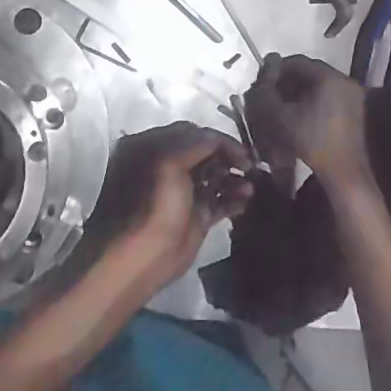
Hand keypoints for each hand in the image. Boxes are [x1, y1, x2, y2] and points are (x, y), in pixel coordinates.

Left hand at [98, 124, 251, 294]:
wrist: (141, 257)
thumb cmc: (152, 204)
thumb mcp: (169, 162)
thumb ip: (196, 144)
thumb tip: (223, 141)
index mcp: (151, 148)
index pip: (190, 133)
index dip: (217, 139)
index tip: (241, 149)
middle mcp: (166, 167)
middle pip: (204, 153)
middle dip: (227, 157)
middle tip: (249, 166)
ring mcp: (182, 193)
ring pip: (214, 176)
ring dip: (233, 178)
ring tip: (249, 186)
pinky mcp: (195, 217)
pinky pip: (219, 200)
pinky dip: (234, 198)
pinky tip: (247, 198)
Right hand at [244, 54, 371, 192]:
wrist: (344, 172)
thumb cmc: (312, 141)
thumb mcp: (281, 117)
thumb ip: (265, 94)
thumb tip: (259, 81)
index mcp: (329, 76)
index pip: (295, 62)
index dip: (275, 71)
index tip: (262, 86)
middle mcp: (344, 80)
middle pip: (308, 72)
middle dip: (286, 83)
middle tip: (271, 97)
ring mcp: (352, 95)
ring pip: (318, 85)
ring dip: (298, 92)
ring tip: (283, 108)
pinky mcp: (355, 110)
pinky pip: (328, 96)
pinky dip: (312, 101)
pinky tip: (300, 116)